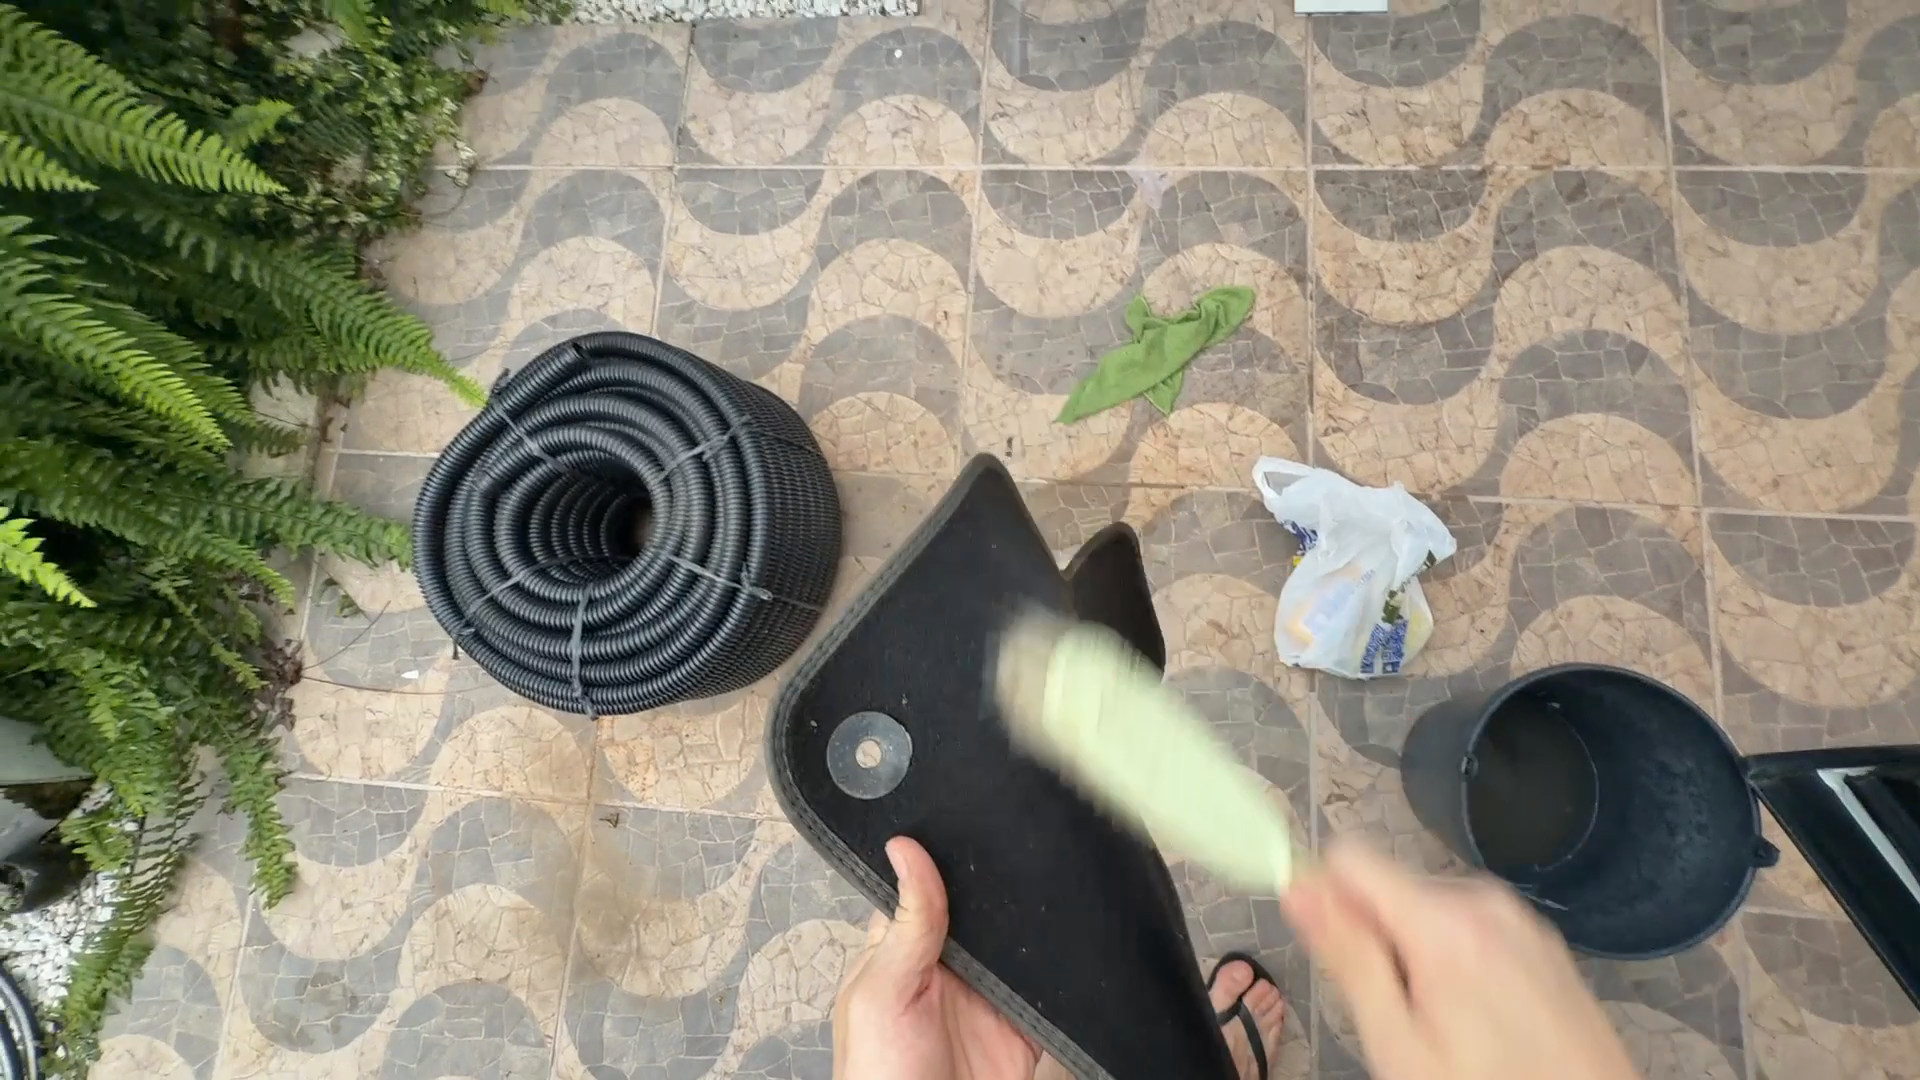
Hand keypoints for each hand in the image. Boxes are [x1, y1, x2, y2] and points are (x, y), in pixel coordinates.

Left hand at [833, 836, 1039, 1079]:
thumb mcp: (881, 996)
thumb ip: (904, 926)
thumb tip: (904, 847)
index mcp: (901, 948)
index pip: (925, 885)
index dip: (946, 854)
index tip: (975, 814)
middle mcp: (946, 965)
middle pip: (977, 907)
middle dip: (997, 883)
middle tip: (1028, 839)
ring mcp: (984, 995)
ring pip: (1014, 940)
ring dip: (1031, 919)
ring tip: (1055, 874)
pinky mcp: (1020, 1027)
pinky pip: (1044, 986)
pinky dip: (1059, 966)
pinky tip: (1072, 935)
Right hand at [1283, 841, 1638, 1079]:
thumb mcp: (1399, 1044)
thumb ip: (1346, 954)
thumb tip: (1296, 885)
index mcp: (1444, 922)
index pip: (1348, 857)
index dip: (1330, 898)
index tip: (1341, 953)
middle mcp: (1485, 903)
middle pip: (1387, 884)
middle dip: (1378, 935)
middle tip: (1403, 1012)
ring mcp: (1523, 921)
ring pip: (1423, 904)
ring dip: (1415, 948)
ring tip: (1448, 1023)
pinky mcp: (1543, 942)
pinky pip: (1467, 922)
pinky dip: (1455, 957)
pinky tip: (1483, 1019)